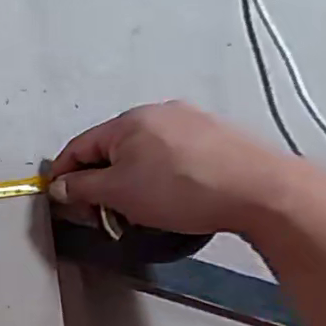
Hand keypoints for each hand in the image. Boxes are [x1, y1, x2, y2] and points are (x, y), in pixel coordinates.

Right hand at [46, 101, 320, 236]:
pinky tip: (170, 198)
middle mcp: (160, 113)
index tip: (62, 200)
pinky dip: (160, 177)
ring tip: (138, 209)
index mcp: (129, 120)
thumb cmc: (186, 189)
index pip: (78, 147)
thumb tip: (61, 186)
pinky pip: (172, 156)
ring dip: (130, 182)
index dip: (63, 176)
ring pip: (141, 154)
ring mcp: (193, 123)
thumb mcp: (116, 193)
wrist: (264, 193)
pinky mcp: (217, 138)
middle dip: (100, 182)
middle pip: (110, 150)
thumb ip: (79, 188)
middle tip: (101, 212)